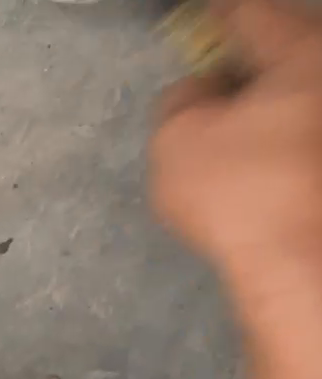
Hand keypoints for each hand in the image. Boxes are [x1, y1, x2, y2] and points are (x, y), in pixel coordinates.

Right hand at [151, 0, 321, 291]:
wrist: (302, 251)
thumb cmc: (235, 187)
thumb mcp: (178, 139)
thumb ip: (181, 101)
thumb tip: (199, 87)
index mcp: (303, 54)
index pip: (252, 15)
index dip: (218, 13)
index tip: (200, 11)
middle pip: (290, 46)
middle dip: (252, 58)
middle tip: (216, 73)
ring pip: (297, 87)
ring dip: (265, 96)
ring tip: (232, 117)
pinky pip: (301, 125)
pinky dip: (278, 126)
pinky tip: (256, 151)